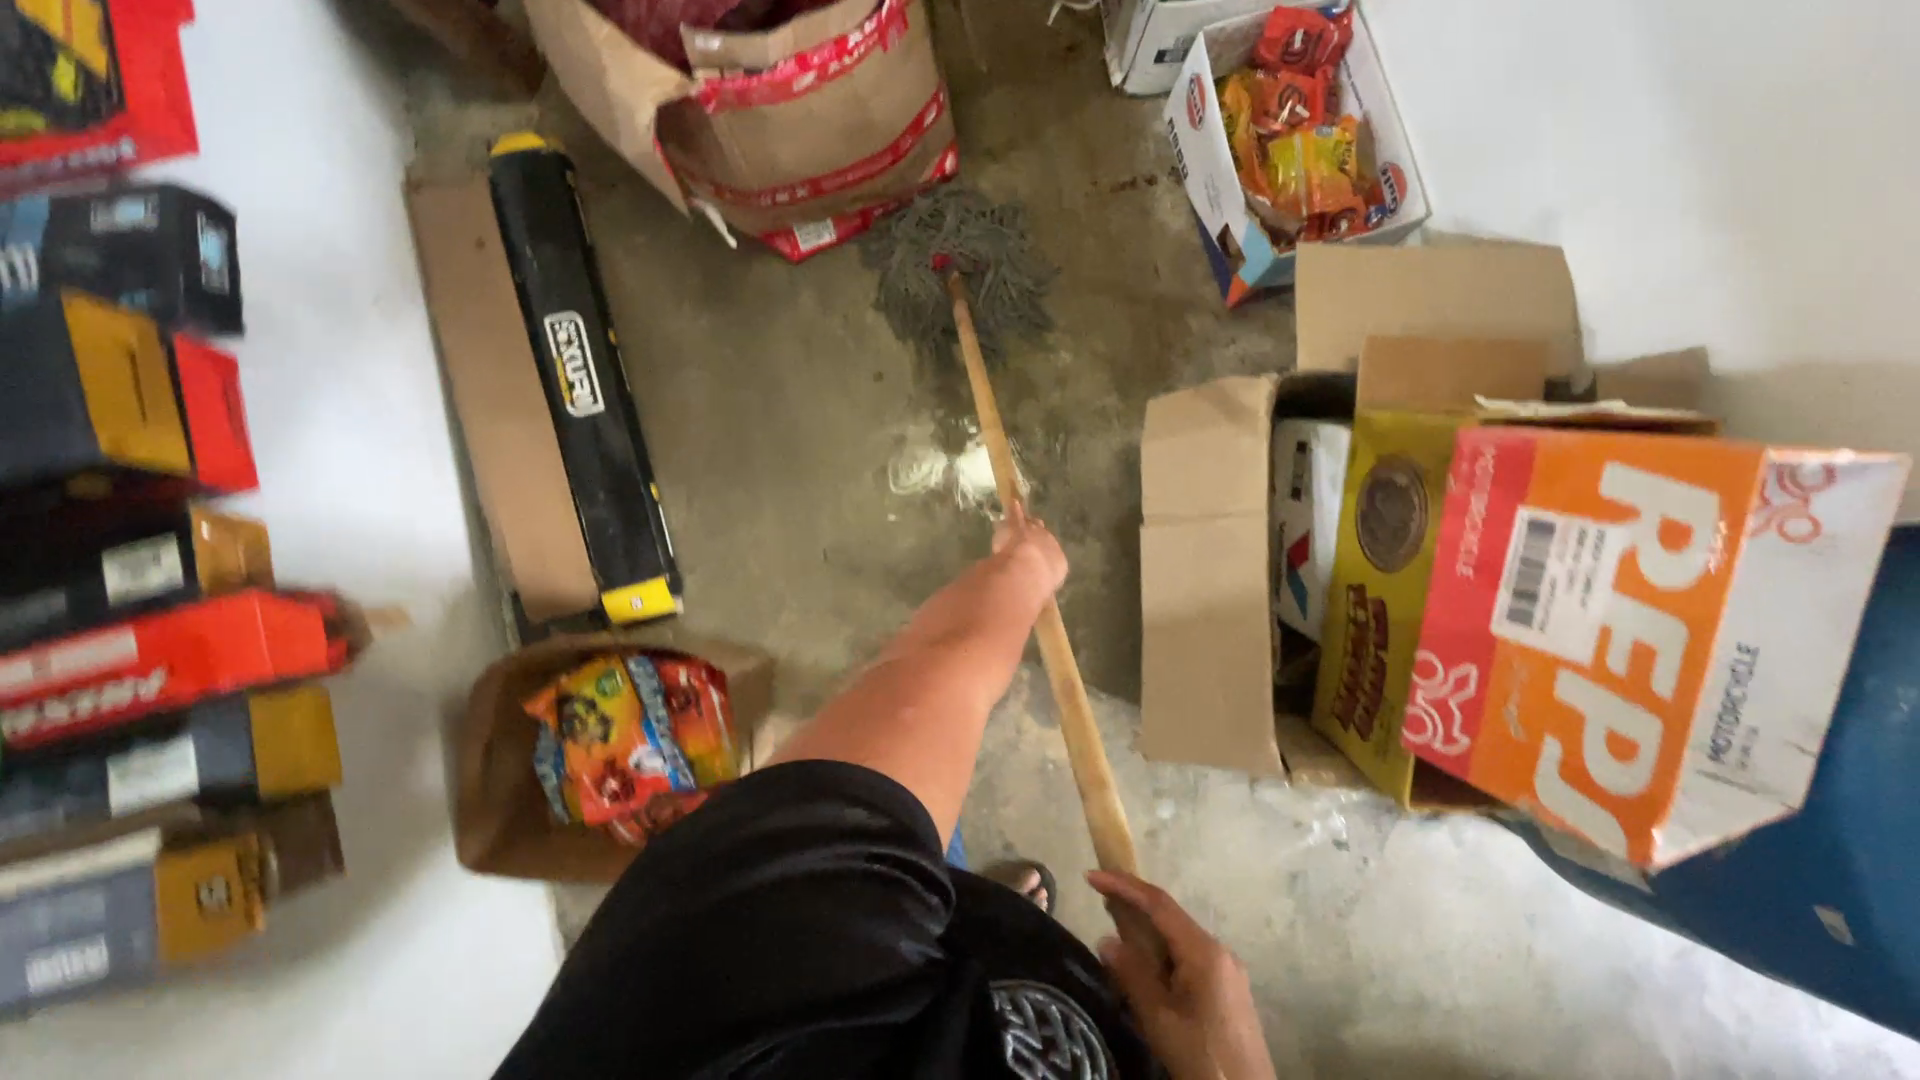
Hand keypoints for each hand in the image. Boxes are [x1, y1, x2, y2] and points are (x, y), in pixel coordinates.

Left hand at [991, 505, 1067, 599]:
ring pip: (1030, 526)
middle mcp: (1049, 543)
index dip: (1043, 555)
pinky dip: (1014, 510)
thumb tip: (1031, 596)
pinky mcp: (1017, 525)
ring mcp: (1033, 532)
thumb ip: (1037, 588)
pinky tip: (1012, 503)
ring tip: (1024, 520)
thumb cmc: (1037, 584)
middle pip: (1043, 537)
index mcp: (1058, 563)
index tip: (1038, 557)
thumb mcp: (1042, 591)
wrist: (1027, 569)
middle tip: (1031, 536)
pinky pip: (1017, 516)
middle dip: (1037, 535)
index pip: (1052, 556)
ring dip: (1026, 524)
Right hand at [1088, 871, 1275, 1079]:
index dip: (1124, 886)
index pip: (1159, 904)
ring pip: (1179, 938)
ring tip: (1116, 931)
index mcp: (1204, 951)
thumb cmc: (1202, 1057)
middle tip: (1099, 900)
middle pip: (1170, 917)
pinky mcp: (1228, 990)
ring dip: (1147, 932)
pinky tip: (1145, 966)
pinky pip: (1189, 957)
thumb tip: (1107, 940)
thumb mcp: (1159, 1019)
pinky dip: (1162, 953)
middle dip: (1134, 905)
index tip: (1092, 877)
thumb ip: (1132, 975)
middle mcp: (1219, 951)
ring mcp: (1227, 971)